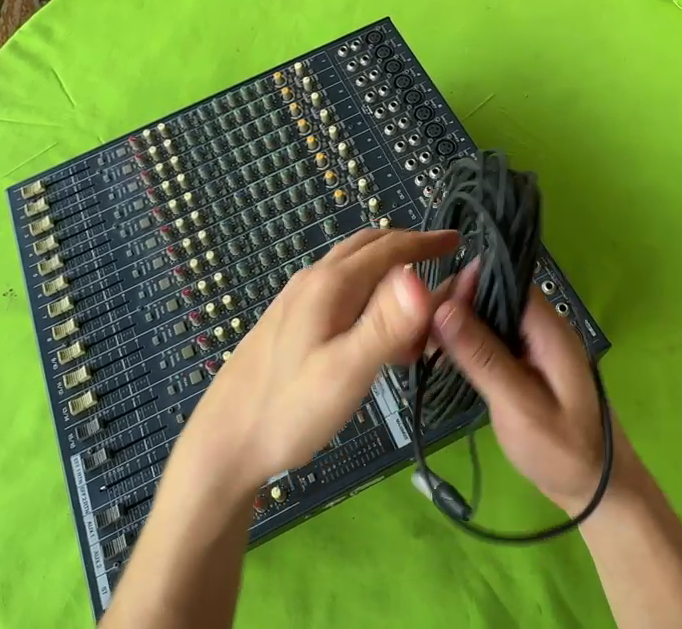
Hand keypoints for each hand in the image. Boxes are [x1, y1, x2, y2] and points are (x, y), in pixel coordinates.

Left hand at [175, 228, 460, 494]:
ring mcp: (296, 298)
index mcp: (329, 285)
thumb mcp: (346, 372)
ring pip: (352, 269)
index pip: (387, 248)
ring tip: (417, 308)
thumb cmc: (289, 410)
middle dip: (407, 249)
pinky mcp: (289, 320)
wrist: (225, 440)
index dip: (424, 242)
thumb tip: (420, 278)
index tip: (457, 241)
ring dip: (387, 274)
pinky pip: (339, 290)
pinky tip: (374, 333)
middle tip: (443, 263)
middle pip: (367, 248)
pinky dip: (368, 294)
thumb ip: (385, 326)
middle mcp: (312, 280)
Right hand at [432, 266, 614, 514]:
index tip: (425, 306)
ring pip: (484, 314)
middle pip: (490, 293)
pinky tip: (434, 354)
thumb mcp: (520, 406)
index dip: (464, 284)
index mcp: (548, 328)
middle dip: (452, 303)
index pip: (503, 280)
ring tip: (416, 342)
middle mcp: (540, 326)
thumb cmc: (563, 451)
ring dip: (452, 322)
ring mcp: (531, 344)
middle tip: (414, 331)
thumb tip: (444, 306)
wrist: (598, 491)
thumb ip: (483, 356)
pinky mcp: (520, 362)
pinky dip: (461, 341)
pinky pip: (486, 337)